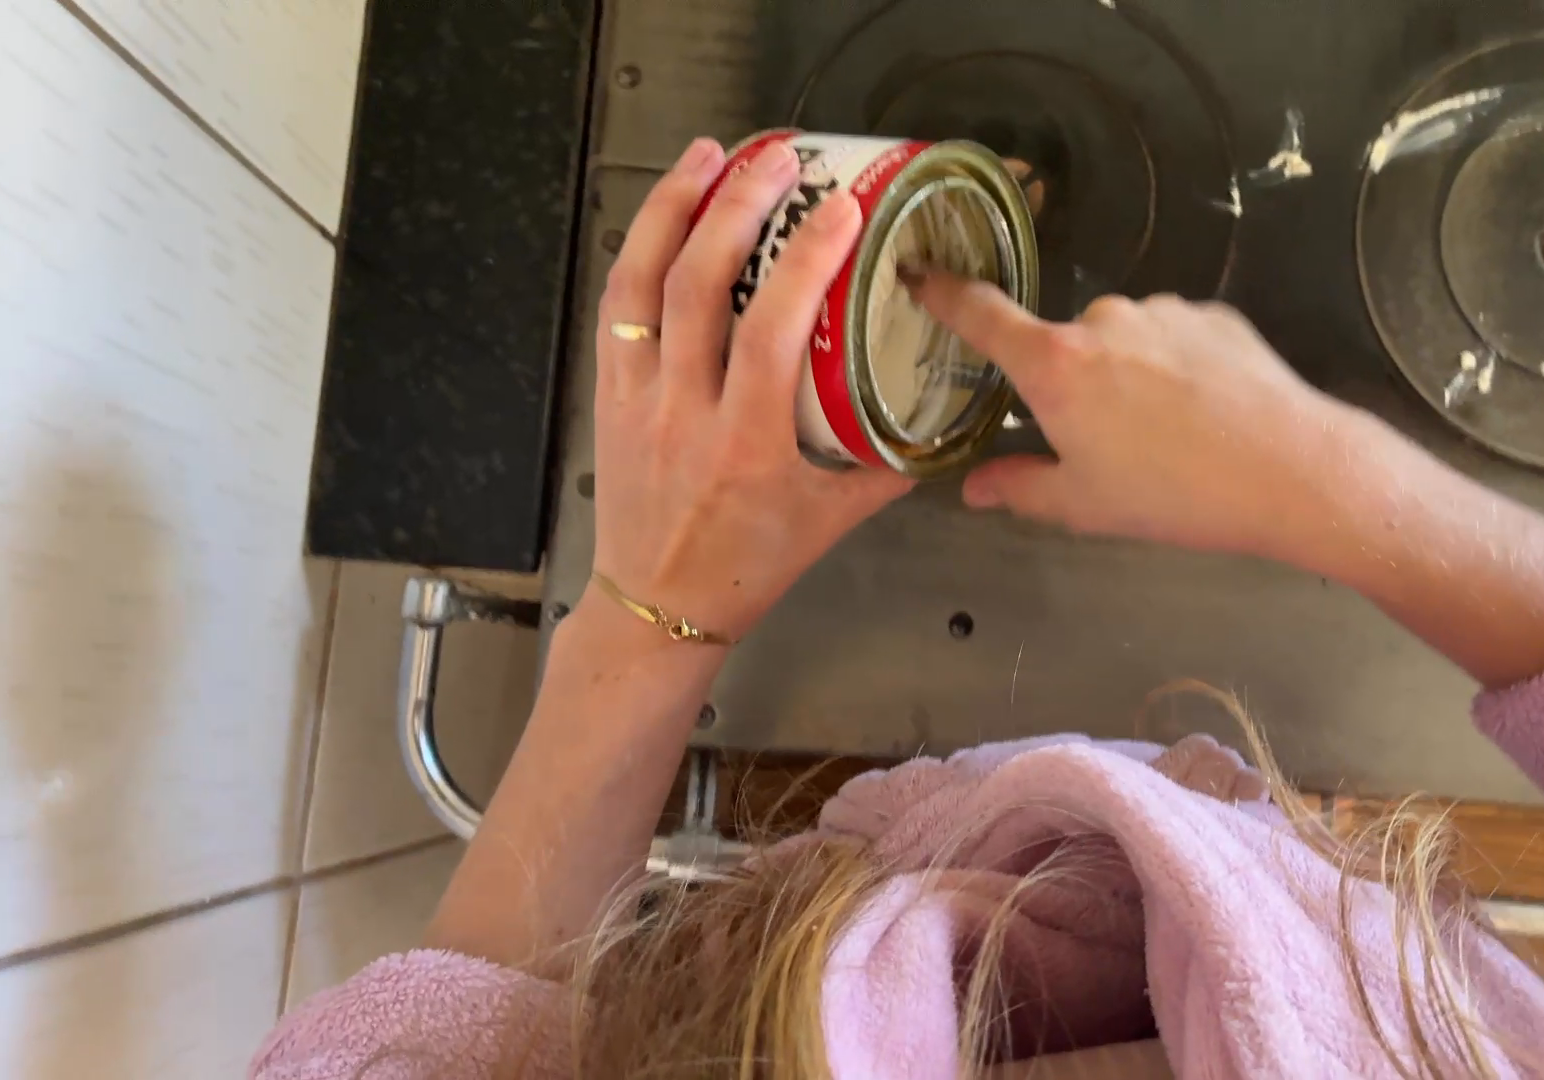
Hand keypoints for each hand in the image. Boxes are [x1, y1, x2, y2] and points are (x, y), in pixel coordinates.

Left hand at [587, 139, 912, 641]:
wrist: (659, 605)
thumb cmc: (751, 568)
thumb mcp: (830, 523)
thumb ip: (885, 472)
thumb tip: (934, 428)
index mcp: (748, 445)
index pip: (774, 332)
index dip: (807, 261)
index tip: (841, 210)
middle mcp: (686, 410)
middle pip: (701, 285)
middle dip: (738, 205)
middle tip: (776, 156)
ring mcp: (638, 398)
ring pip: (643, 283)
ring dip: (674, 207)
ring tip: (707, 155)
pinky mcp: (610, 397)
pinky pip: (618, 309)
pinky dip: (639, 251)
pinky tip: (664, 216)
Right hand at [912, 275, 1362, 572]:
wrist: (1288, 471)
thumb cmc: (1167, 493)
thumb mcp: (1079, 504)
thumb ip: (1017, 488)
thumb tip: (971, 488)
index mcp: (1056, 365)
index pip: (982, 316)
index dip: (943, 294)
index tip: (918, 274)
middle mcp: (1103, 319)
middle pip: (1061, 342)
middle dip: (1069, 382)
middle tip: (1104, 438)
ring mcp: (1162, 309)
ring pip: (1119, 339)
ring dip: (1123, 374)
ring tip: (1164, 430)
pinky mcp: (1212, 313)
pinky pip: (1169, 336)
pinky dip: (1170, 366)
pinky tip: (1203, 410)